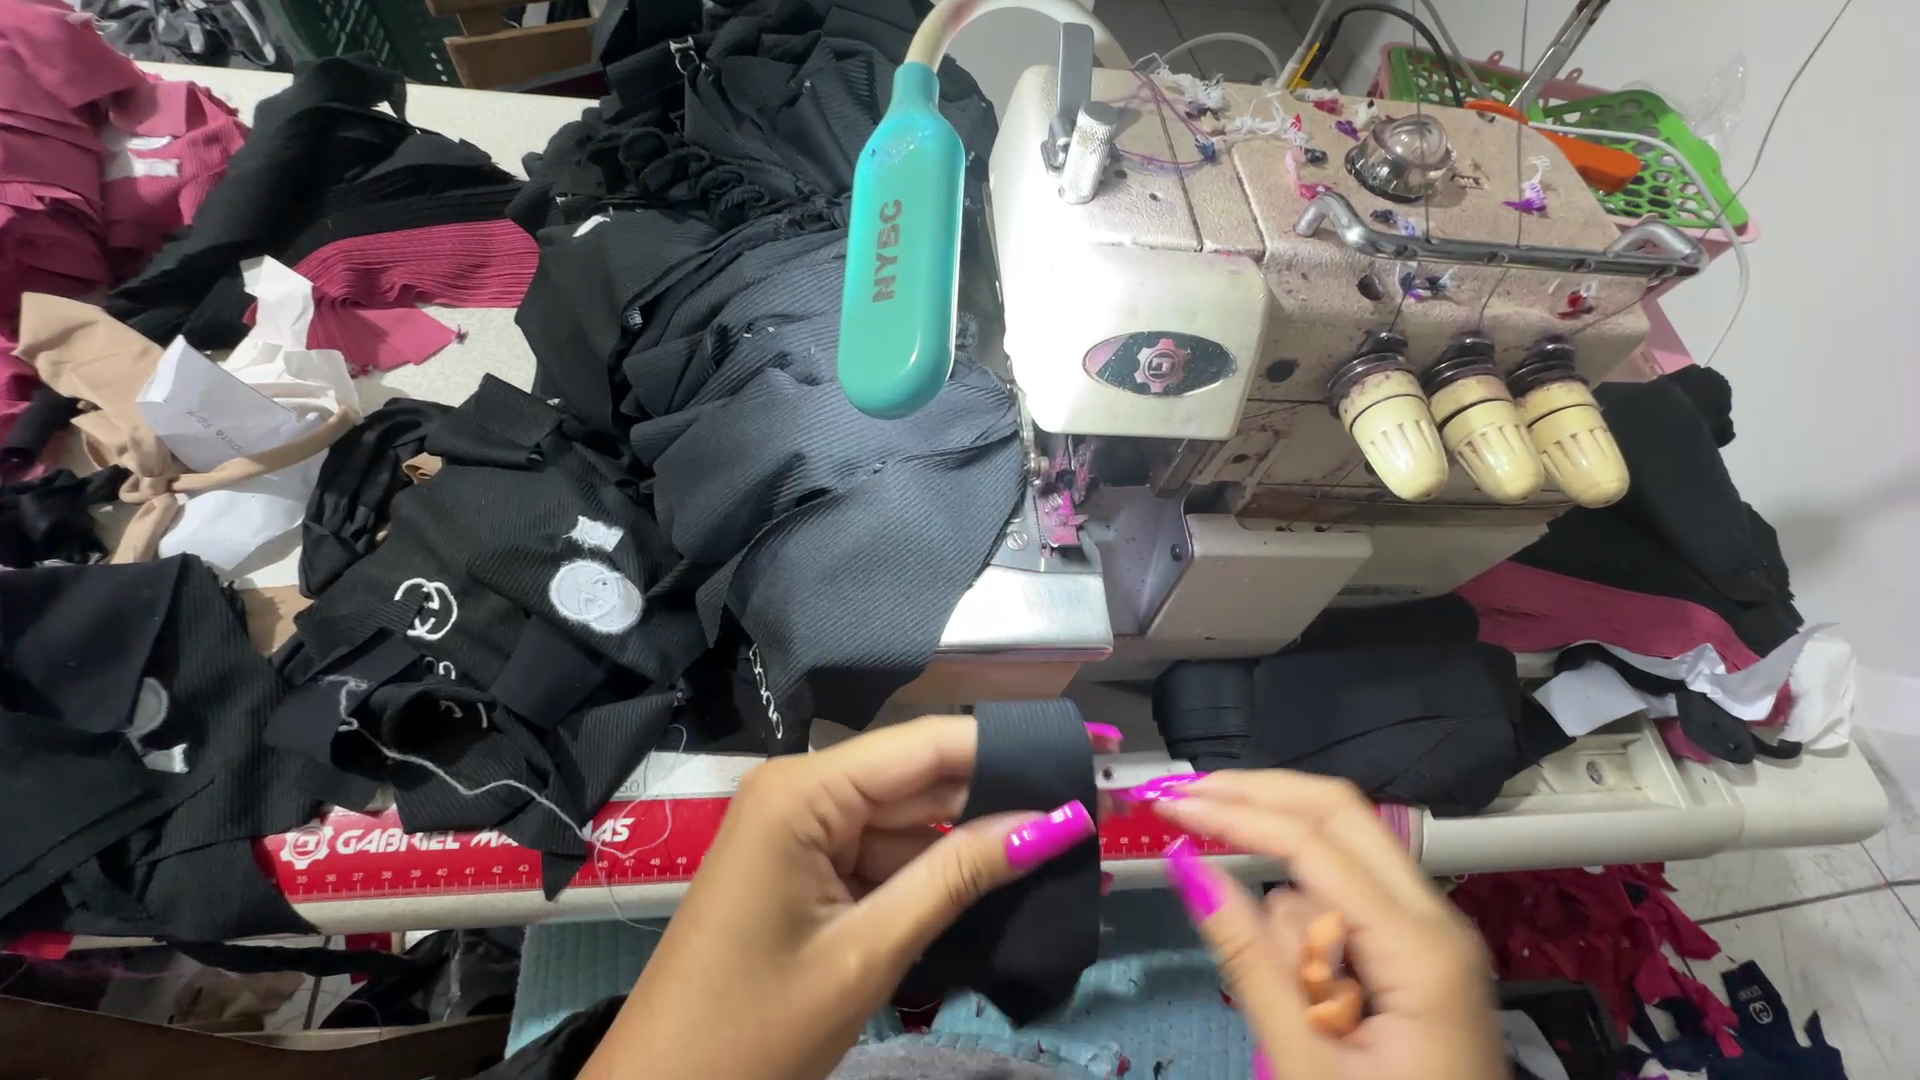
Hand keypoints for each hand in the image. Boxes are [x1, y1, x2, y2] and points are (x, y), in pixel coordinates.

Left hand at [579, 716, 1099, 1079]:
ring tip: (1052, 850)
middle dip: (994, 799)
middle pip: (918, 776)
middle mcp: (802, 786)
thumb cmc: (755, 1029)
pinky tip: (988, 881)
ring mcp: (801, 823)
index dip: (1005, 752)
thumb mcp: (871, 949)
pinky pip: (881, 847)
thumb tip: (1056, 821)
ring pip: (906, 814)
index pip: (925, 744)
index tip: (1079, 768)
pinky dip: (929, 867)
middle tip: (1080, 819)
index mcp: (805, 789)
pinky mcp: (805, 858)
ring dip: (968, 839)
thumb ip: (961, 874)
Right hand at [1150, 771, 1501, 1079]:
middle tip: (1187, 796)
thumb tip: (1189, 868)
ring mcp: (1428, 932)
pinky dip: (1302, 921)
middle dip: (1258, 796)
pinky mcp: (1412, 950)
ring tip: (1285, 998)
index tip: (1169, 802)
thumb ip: (1247, 958)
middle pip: (1337, 812)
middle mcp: (1434, 920)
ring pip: (1335, 858)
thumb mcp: (1305, 1063)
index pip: (1313, 843)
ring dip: (1283, 894)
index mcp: (1418, 948)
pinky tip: (1307, 995)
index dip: (1233, 812)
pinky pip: (1341, 900)